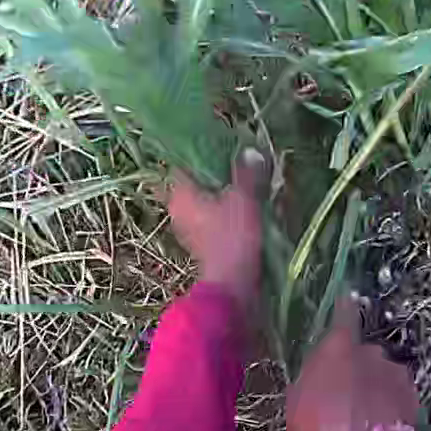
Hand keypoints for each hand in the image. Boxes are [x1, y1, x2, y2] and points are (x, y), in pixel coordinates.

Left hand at [166, 147, 265, 308]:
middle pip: (195, 182)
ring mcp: (187, 229)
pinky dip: (223, 213)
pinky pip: (211, 219)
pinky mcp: (200, 244)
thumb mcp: (244, 200)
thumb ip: (247, 173)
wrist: (232, 286)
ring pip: (203, 201)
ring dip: (220, 194)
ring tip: (244, 185)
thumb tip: (252, 151)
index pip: (183, 161)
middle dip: (214, 174)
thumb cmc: (232, 239)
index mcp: (180, 193)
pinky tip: (243, 210)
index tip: (222, 145)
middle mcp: (178, 209)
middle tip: (237, 164)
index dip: (202, 150)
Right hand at [286, 299, 430, 430]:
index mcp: (338, 345)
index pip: (343, 315)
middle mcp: (371, 351)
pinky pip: (397, 396)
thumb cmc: (318, 424)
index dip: (344, 308)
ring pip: (383, 375)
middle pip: (364, 352)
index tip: (347, 299)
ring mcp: (396, 373)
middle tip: (343, 393)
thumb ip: (308, 381)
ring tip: (363, 416)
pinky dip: (390, 406)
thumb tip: (314, 379)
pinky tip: (379, 426)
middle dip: (357, 367)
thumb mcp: (296, 401)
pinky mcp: (414, 398)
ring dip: (375, 388)